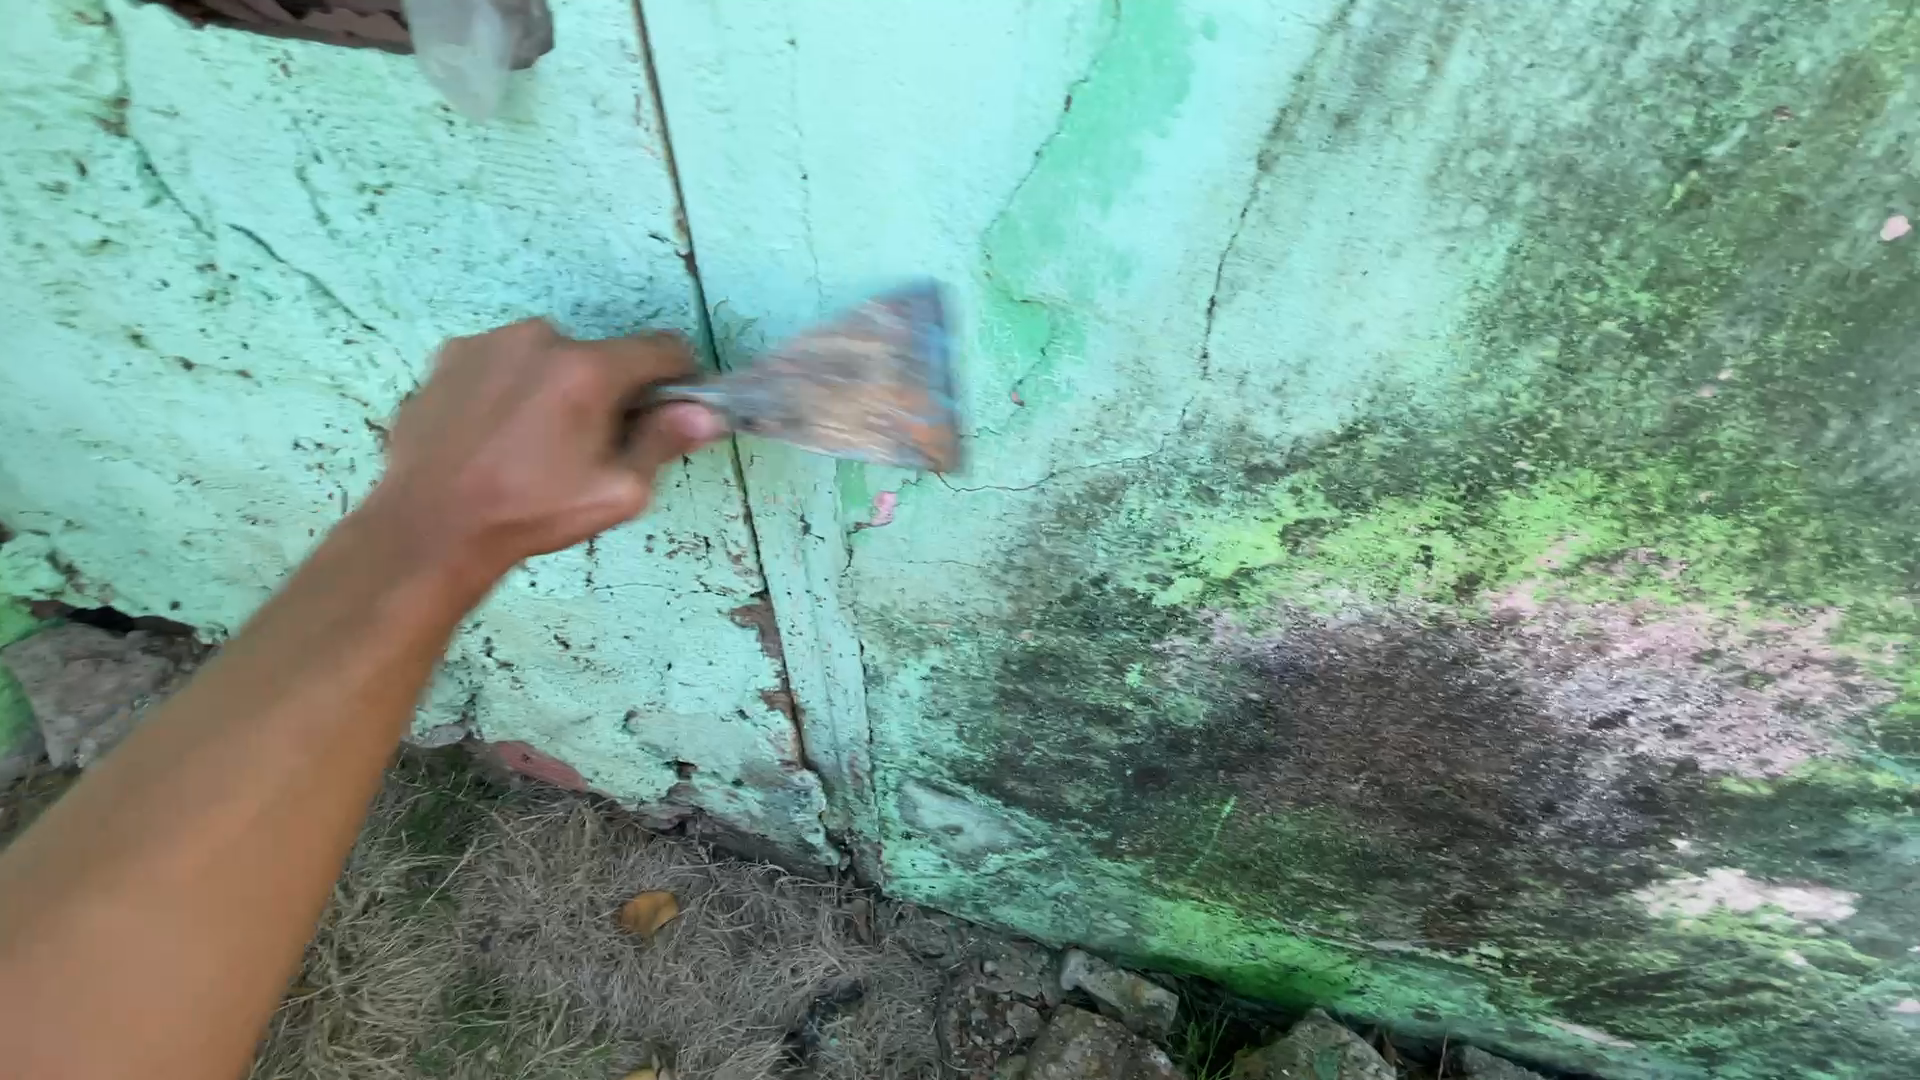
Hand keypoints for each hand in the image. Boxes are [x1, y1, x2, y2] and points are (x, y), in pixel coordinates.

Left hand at [360, 319, 724, 591]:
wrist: (431, 527)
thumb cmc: (535, 512)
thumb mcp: (619, 491)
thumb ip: (665, 441)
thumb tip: (706, 413)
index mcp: (588, 369)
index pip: (663, 348)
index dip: (679, 379)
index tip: (669, 411)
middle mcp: (540, 339)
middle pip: (606, 355)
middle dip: (614, 389)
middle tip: (596, 441)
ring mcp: (489, 342)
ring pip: (554, 356)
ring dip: (564, 384)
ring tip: (541, 438)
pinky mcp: (450, 356)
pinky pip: (507, 362)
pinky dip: (518, 386)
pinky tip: (501, 431)